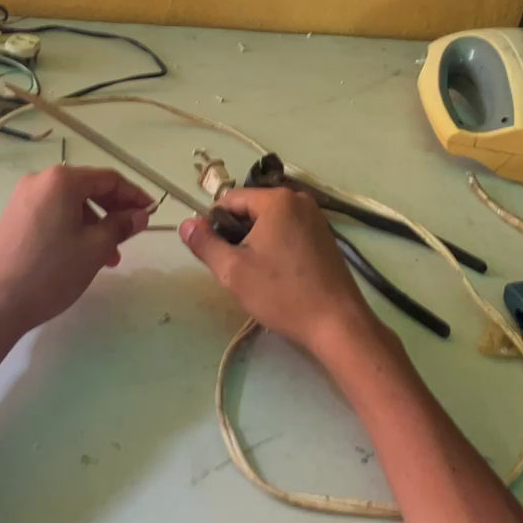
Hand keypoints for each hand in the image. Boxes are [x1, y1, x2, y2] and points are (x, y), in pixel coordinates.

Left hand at [0, 166, 155, 335]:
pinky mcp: (12, 220)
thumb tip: (140, 215)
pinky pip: (53, 215)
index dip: (134, 195)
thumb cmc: (49, 272)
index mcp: (61, 180)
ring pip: (70, 205)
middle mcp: (39, 181)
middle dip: (114, 211)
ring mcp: (22, 200)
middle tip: (132, 234)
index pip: (108, 178)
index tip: (151, 212)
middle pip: (88, 188)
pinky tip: (82, 255)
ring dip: (95, 224)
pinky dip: (73, 229)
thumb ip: (121, 225)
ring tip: (108, 256)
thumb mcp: (95, 248)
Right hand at [179, 187, 379, 355]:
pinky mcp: (325, 236)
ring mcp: (316, 217)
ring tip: (256, 275)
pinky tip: (278, 274)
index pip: (231, 200)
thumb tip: (186, 223)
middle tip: (235, 269)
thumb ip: (205, 244)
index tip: (215, 254)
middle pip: (252, 209)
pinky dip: (277, 246)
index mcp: (277, 200)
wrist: (336, 322)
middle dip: (238, 234)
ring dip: (257, 242)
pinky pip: (289, 231)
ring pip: (271, 222)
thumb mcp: (234, 271)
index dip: (215, 224)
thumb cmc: (282, 294)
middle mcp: (299, 200)